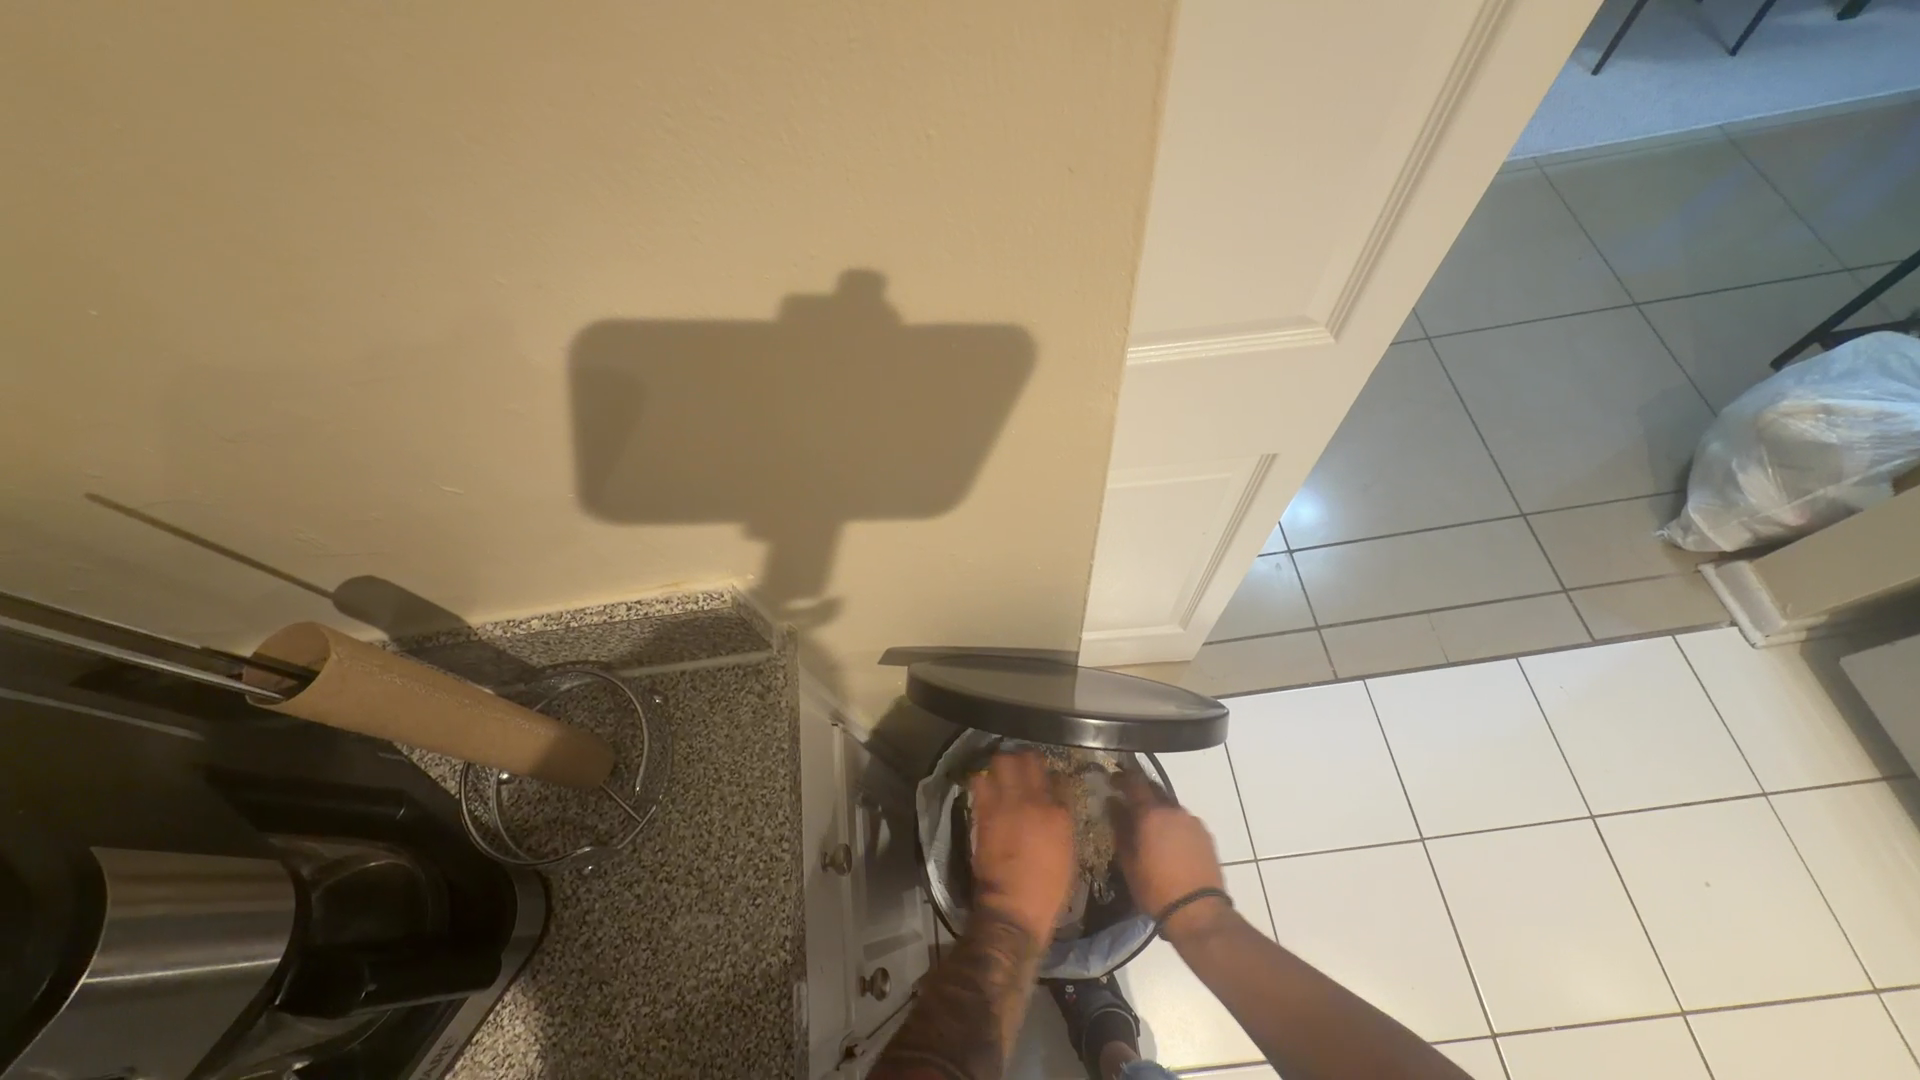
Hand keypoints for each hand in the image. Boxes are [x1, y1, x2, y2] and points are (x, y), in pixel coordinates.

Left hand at [968, 751, 1075, 943]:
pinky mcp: (983, 812)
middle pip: (1026, 759)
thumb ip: (1061, 821)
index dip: (1050, 773)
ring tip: (1001, 773)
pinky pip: (979, 783)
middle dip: (1023, 758)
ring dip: (1001, 765)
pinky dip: (982, 780)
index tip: (1046, 777)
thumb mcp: (1068, 853)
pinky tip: (985, 786)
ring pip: (1000, 763)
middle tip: (1021, 766)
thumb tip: (1054, 804)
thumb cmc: (1048, 888)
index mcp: (1059, 813)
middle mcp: (1033, 801)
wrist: (1013, 907)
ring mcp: (1006, 804)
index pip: (1057, 777)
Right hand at [1111, 764, 1228, 940]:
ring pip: (1170, 807)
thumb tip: (1112, 804)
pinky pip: (1184, 821)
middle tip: (1127, 802)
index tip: (1111, 779)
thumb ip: (1119, 827)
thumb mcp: (1128, 860)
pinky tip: (1168, 842)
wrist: (1198, 911)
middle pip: (1154, 790)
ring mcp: (1193, 821)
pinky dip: (1172, 824)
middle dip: (1140, 792)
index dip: (1121, 777)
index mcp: (1151, 813)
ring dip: (1158, 811)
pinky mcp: (1206, 835)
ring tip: (1149, 828)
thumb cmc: (1155, 888)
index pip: (1134, 782)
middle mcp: (1174, 810)